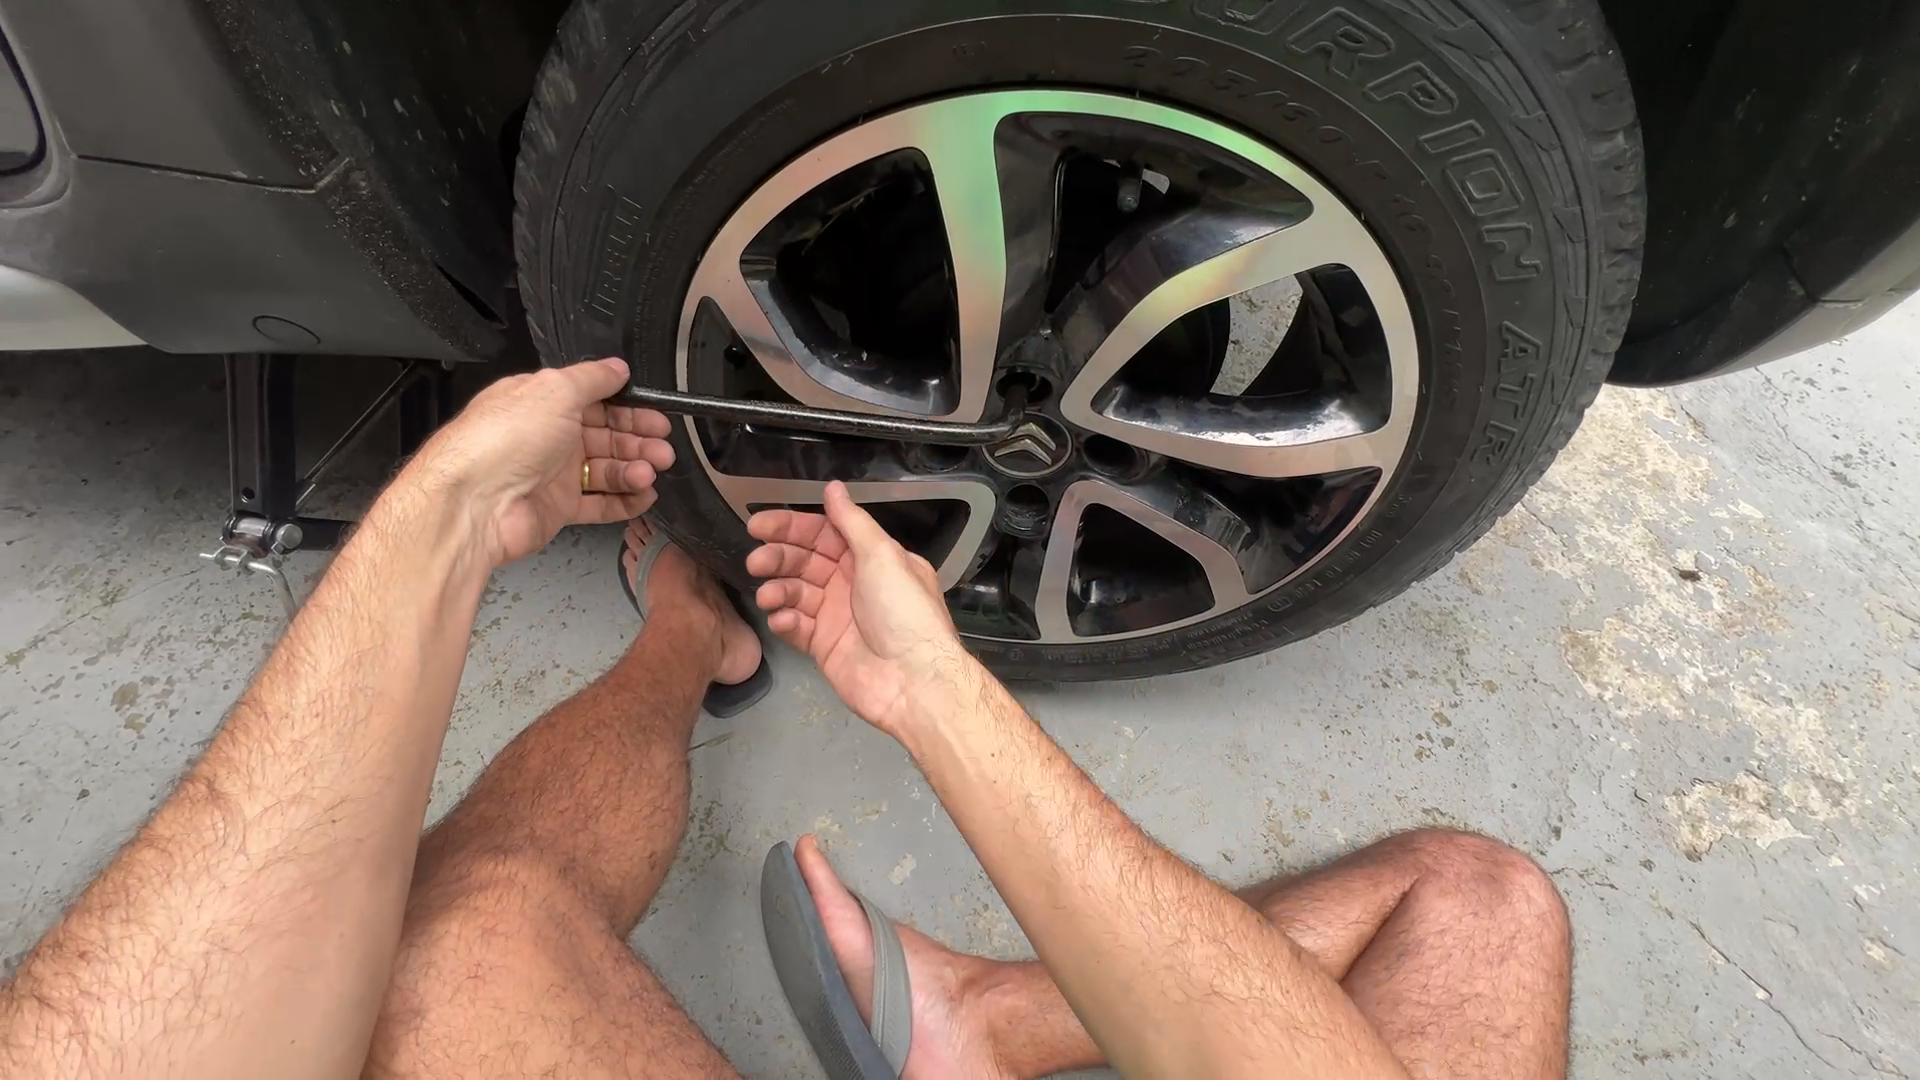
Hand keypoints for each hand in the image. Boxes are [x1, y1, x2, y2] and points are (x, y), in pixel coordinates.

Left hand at [405, 358, 673, 565]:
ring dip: (634, 471)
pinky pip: (601, 504)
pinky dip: (625, 501)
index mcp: (542, 403)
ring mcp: (553, 475)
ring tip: (649, 473)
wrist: (477, 503)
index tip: (656, 419)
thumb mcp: (554, 391)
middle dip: (638, 442)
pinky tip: (643, 496)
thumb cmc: (503, 441)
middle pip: (607, 437)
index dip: (629, 410)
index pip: (596, 403)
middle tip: (662, 449)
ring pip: (607, 471)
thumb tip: (617, 367)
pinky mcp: (558, 508)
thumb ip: (592, 378)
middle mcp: (548, 437)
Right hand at [747, 481, 981, 735]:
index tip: (759, 525)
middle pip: (805, 561)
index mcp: (871, 558)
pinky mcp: (825, 646)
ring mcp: (837, 615)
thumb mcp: (883, 556)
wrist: (913, 680)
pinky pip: (797, 627)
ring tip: (768, 595)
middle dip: (779, 558)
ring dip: (778, 590)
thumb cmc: (904, 612)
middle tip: (757, 561)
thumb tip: (834, 488)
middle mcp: (853, 583)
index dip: (791, 527)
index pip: (824, 533)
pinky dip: (785, 621)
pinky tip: (781, 619)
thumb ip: (853, 522)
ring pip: (797, 593)